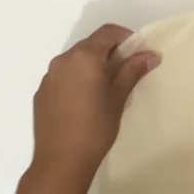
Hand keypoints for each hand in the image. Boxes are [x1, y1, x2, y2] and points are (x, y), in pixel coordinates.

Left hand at [31, 24, 160, 181]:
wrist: (60, 161)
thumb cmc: (96, 127)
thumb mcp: (118, 97)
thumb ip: (133, 70)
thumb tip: (152, 55)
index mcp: (84, 56)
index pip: (107, 32)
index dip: (125, 36)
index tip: (138, 52)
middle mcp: (63, 60)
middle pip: (90, 45)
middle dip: (109, 52)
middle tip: (126, 71)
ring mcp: (49, 76)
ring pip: (75, 61)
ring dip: (92, 66)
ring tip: (105, 88)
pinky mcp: (41, 93)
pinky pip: (63, 76)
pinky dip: (77, 79)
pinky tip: (85, 102)